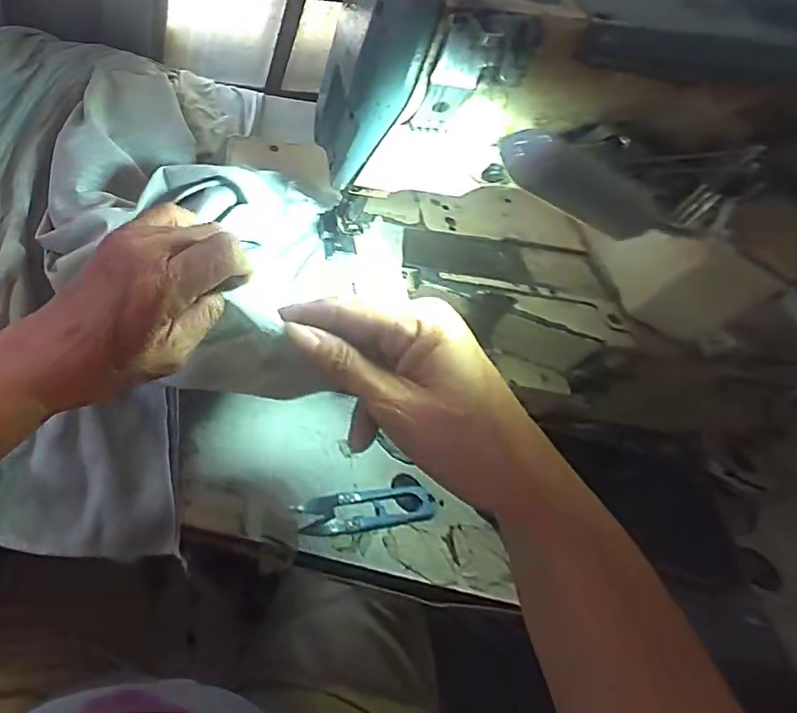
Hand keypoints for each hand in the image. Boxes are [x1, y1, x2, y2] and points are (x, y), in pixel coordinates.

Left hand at [0, 204, 250, 414]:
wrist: (52, 351)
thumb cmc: (109, 365)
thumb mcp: (168, 355)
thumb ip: (202, 319)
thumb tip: (219, 292)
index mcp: (165, 281)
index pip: (222, 250)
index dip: (242, 263)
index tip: (244, 280)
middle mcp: (150, 247)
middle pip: (207, 229)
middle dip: (226, 249)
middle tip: (228, 275)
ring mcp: (129, 236)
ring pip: (185, 216)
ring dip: (203, 234)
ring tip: (205, 260)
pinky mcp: (116, 236)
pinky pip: (159, 215)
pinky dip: (179, 226)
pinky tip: (180, 248)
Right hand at [280, 297, 572, 522]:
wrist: (525, 487)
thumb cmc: (463, 443)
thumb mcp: (394, 405)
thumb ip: (342, 364)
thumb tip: (294, 331)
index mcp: (420, 320)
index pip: (351, 308)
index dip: (309, 313)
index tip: (271, 316)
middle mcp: (424, 320)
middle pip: (359, 328)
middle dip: (331, 354)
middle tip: (292, 367)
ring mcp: (429, 342)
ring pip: (369, 353)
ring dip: (353, 386)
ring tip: (348, 425)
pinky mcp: (430, 364)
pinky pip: (387, 369)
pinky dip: (372, 397)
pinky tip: (365, 433)